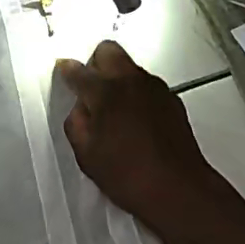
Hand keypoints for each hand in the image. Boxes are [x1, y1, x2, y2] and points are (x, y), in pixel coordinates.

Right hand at [55, 41, 220, 228]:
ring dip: (119, 78)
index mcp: (104, 91)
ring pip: (130, 67)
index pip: (78, 70)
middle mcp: (130, 81)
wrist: (180, 192)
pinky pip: (148, 86)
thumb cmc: (128, 175)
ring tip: (116, 110)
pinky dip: (138, 94)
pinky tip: (137, 121)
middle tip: (91, 87)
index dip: (67, 70)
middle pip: (108, 51)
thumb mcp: (86, 155)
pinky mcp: (173, 100)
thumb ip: (76, 122)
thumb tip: (81, 108)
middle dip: (96, 63)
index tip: (64, 70)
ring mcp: (154, 88)